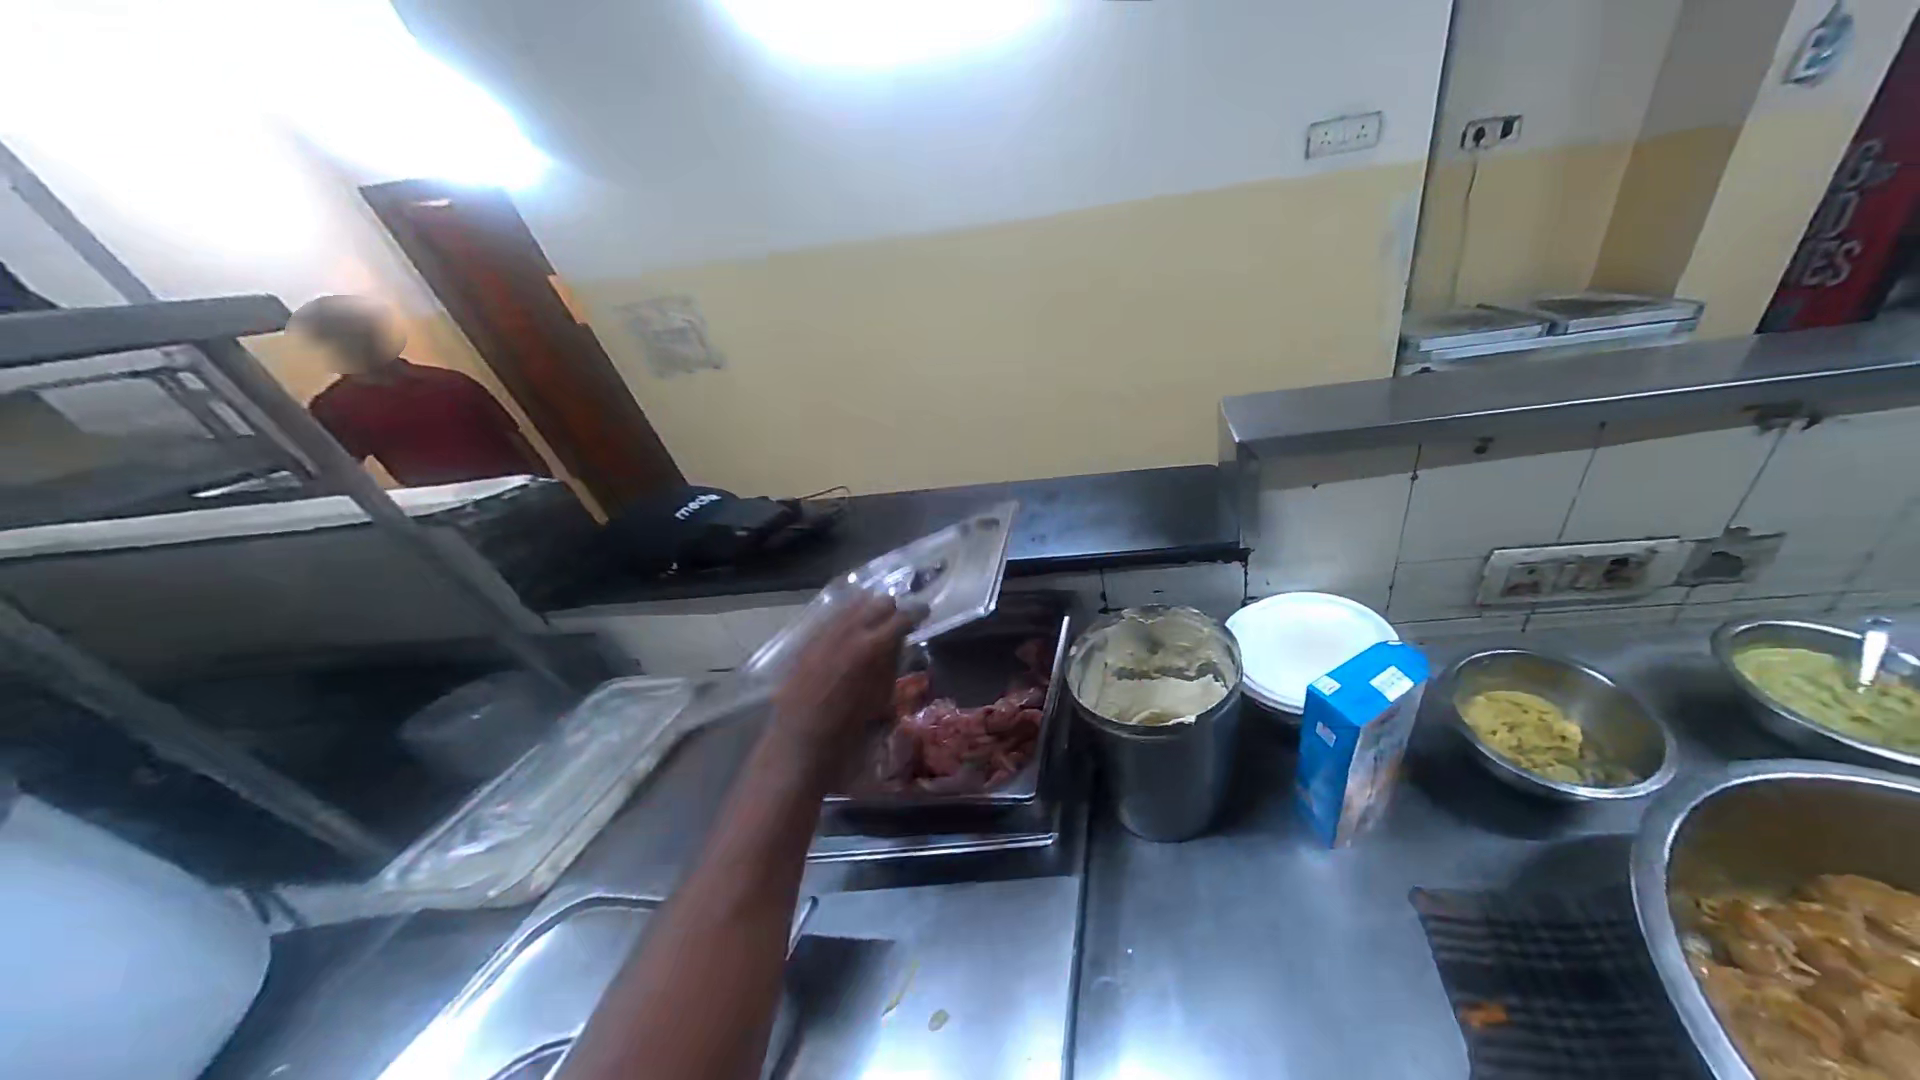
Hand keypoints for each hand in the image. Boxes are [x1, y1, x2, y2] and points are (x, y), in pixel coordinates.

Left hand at [769, 593, 916, 778]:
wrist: (801, 742)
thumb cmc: (850, 729)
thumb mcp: (883, 694)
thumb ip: (892, 661)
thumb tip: (898, 640)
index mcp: (873, 646)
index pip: (902, 617)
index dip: (916, 613)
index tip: (923, 614)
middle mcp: (847, 631)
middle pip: (877, 602)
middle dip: (891, 609)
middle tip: (899, 620)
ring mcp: (824, 633)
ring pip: (851, 605)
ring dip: (866, 610)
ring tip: (875, 620)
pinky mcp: (806, 640)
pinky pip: (831, 618)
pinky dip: (844, 619)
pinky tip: (849, 627)